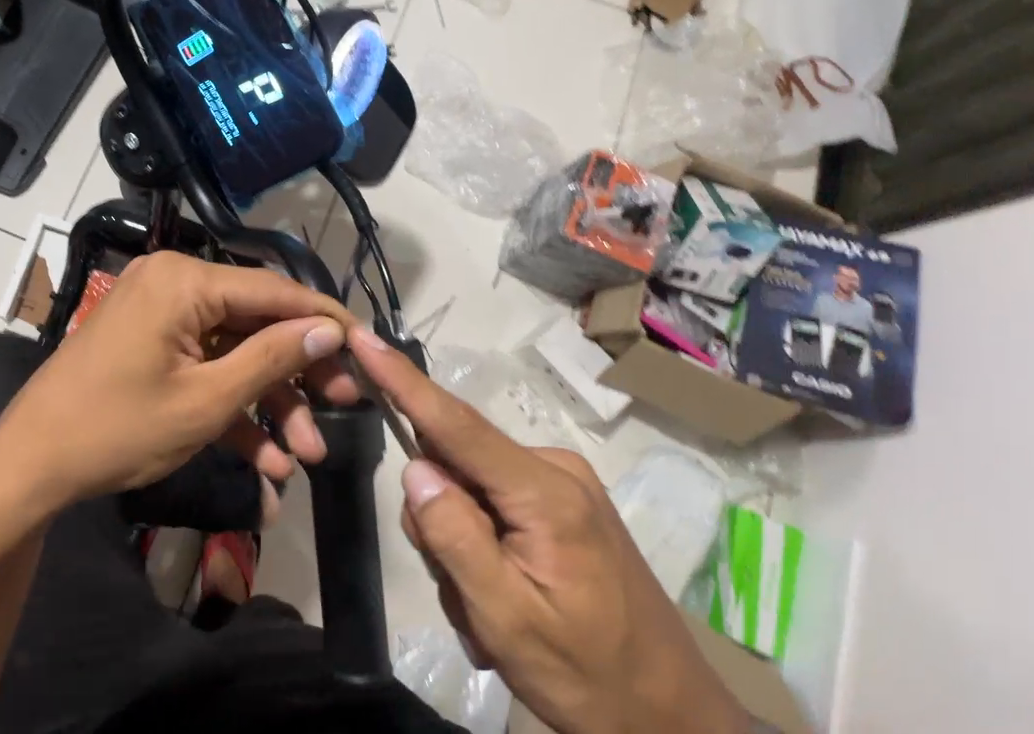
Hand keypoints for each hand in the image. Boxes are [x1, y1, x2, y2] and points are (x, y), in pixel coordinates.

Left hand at [0, 253, 359, 527]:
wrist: (32, 464)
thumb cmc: (118, 429)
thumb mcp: (205, 401)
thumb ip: (271, 360)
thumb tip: (329, 330)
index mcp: (185, 282)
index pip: (275, 290)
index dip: (325, 322)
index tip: (370, 352)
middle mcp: (173, 285)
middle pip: (256, 322)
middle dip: (298, 375)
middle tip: (343, 411)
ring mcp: (159, 317)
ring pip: (233, 352)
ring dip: (268, 403)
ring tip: (305, 456)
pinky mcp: (150, 347)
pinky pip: (203, 367)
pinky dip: (231, 409)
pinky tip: (266, 464)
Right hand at [353, 329, 743, 733]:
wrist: (673, 718)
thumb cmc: (588, 675)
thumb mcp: (506, 618)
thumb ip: (454, 537)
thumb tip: (414, 467)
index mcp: (543, 492)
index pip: (454, 424)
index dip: (401, 380)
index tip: (361, 337)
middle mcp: (554, 470)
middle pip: (452, 463)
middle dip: (437, 522)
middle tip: (463, 593)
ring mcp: (562, 486)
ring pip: (466, 488)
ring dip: (460, 546)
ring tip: (489, 609)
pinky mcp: (563, 505)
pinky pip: (491, 504)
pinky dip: (481, 547)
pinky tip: (503, 598)